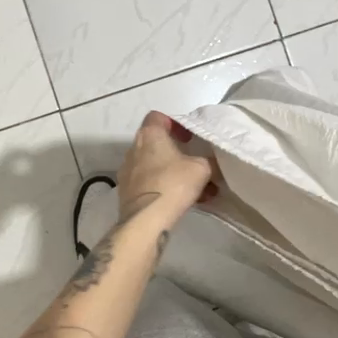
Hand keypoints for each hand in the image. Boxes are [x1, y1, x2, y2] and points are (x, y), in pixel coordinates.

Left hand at [116, 111, 216, 226]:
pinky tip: (181, 201)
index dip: (174, 123)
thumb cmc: (174, 184)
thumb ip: (208, 161)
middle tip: (192, 163)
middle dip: (175, 152)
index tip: (188, 138)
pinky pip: (148, 183)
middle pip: (155, 143)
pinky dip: (163, 187)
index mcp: (150, 135)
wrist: (146, 219)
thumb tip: (211, 164)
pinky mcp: (126, 192)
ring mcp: (127, 171)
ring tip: (194, 189)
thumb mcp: (202, 169)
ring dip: (171, 172)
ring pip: (153, 165)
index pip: (157, 117)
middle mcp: (134, 149)